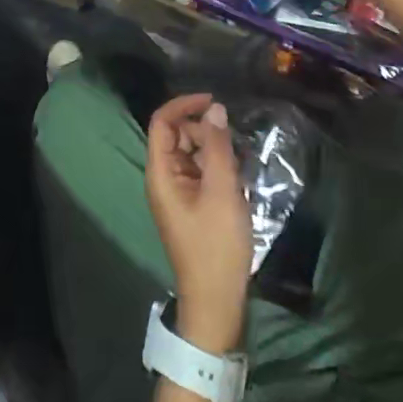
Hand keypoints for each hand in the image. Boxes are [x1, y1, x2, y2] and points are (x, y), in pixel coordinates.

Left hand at [145, 94, 252, 352]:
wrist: (216, 300)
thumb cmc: (216, 244)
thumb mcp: (222, 190)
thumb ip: (218, 146)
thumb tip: (215, 108)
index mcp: (161, 174)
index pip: (162, 123)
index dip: (185, 105)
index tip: (215, 101)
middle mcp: (164, 179)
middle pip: (178, 135)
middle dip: (205, 129)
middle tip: (235, 140)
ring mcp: (178, 193)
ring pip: (192, 153)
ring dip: (215, 148)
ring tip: (242, 158)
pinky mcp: (192, 205)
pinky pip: (201, 172)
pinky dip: (218, 166)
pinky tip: (240, 175)